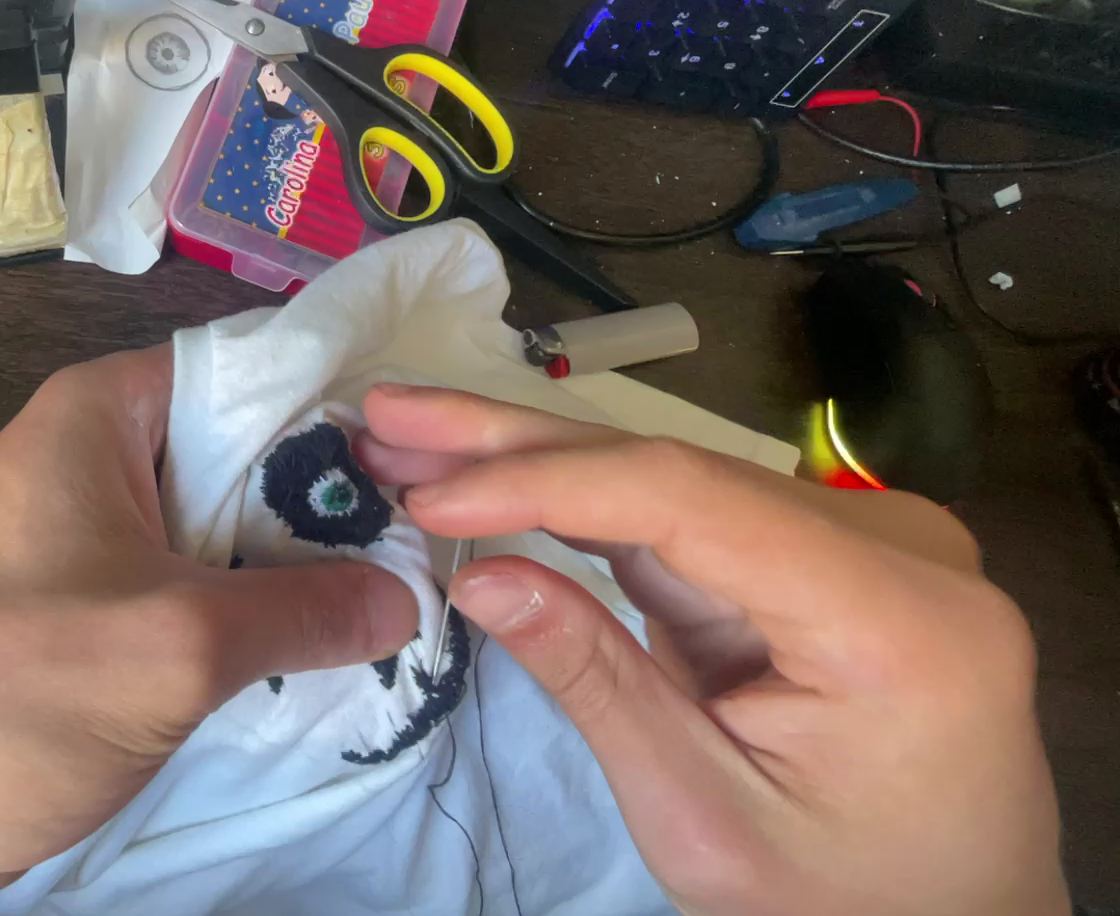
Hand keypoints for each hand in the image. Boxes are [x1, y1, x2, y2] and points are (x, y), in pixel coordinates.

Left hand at [0, 347, 418, 915]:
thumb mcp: (170, 644)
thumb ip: (300, 610)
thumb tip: (401, 594)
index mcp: (106, 412)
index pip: (249, 372)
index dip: (340, 407)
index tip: (428, 457)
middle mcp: (100, 454)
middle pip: (243, 454)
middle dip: (328, 504)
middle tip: (434, 544)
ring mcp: (94, 532)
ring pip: (223, 528)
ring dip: (293, 569)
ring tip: (403, 599)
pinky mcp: (88, 601)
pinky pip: (193, 586)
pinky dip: (249, 615)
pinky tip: (323, 649)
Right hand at [353, 384, 1068, 915]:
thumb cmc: (840, 899)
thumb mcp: (702, 815)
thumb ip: (591, 681)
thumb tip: (474, 575)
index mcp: (890, 614)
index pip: (678, 498)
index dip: (538, 485)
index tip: (427, 501)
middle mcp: (870, 542)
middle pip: (650, 462)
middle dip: (500, 437)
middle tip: (387, 412)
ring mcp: (823, 535)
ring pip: (632, 470)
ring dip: (506, 455)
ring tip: (400, 434)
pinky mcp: (771, 547)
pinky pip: (640, 505)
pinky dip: (544, 494)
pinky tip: (468, 476)